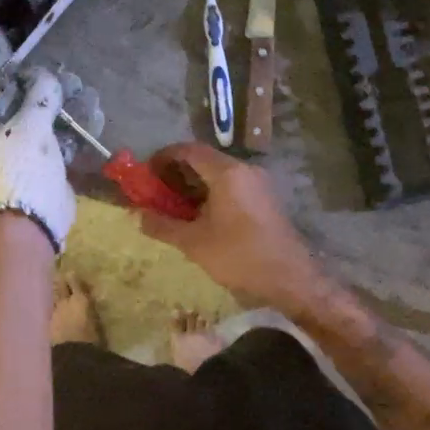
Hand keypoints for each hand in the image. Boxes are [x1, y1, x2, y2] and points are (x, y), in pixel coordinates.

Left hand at [0, 68, 76, 252]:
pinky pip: (50, 153)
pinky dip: (64, 141)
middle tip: (70, 88)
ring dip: (59, 122)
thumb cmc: (22, 171)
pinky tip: (84, 126)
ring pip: (38, 135)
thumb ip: (40, 98)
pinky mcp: (35, 179)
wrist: (33, 225)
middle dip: (46, 105)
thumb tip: (47, 75)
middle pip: (20, 118)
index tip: (49, 78)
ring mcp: (13, 167)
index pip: (0, 102)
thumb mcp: (31, 127)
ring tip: (84, 103)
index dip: (25, 88)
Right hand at [138, 142, 320, 306]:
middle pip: (204, 160)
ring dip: (194, 185)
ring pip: (219, 174)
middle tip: (156, 192)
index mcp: (226, 173)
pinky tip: (200, 217)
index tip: (146, 173)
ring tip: (174, 207)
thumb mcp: (194, 243)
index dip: (163, 157)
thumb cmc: (239, 256)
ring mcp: (258, 183)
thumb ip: (163, 226)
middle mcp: (244, 170)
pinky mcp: (266, 199)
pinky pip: (232, 186)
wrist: (290, 279)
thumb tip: (139, 217)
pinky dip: (211, 193)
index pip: (189, 150)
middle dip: (176, 173)